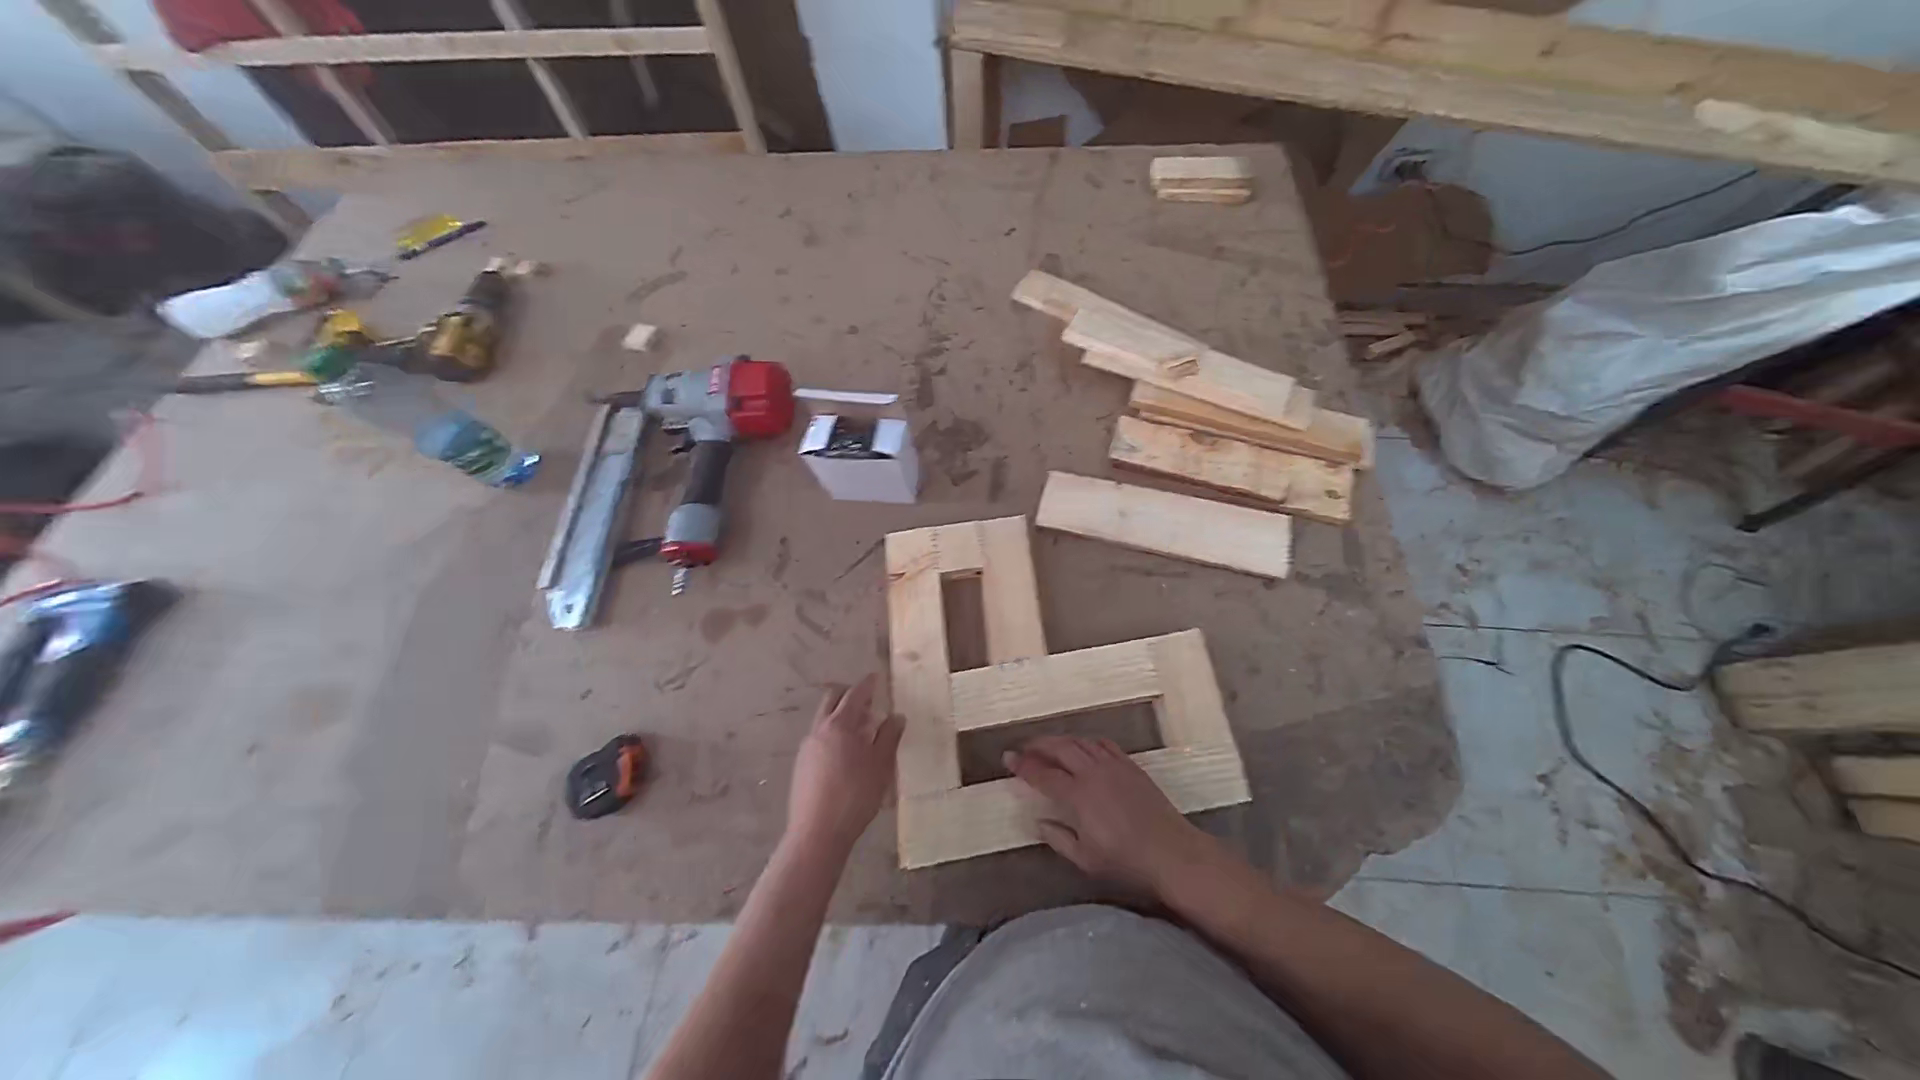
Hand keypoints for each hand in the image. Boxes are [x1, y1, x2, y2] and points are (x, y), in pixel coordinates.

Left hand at [785, 674, 902, 854]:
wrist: (818, 833)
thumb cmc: (856, 795)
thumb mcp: (881, 765)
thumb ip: (889, 737)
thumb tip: (896, 716)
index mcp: (840, 725)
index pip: (855, 694)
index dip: (867, 684)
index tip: (876, 677)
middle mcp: (819, 730)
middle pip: (832, 700)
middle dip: (849, 696)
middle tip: (868, 702)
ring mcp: (807, 748)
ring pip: (824, 720)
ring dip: (841, 717)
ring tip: (861, 732)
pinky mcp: (801, 766)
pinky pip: (819, 739)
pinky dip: (833, 736)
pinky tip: (846, 756)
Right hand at [1005, 736, 1206, 897]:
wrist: (1173, 854)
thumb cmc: (1126, 862)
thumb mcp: (1085, 860)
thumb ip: (1058, 838)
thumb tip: (1039, 822)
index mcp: (1078, 796)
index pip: (1042, 774)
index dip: (1022, 765)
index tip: (1007, 758)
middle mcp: (1093, 773)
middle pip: (1059, 748)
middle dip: (1037, 745)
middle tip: (1022, 748)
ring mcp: (1114, 766)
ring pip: (1080, 742)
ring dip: (1059, 740)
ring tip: (1046, 744)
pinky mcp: (1130, 766)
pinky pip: (1102, 744)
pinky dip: (1085, 741)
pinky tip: (1081, 746)